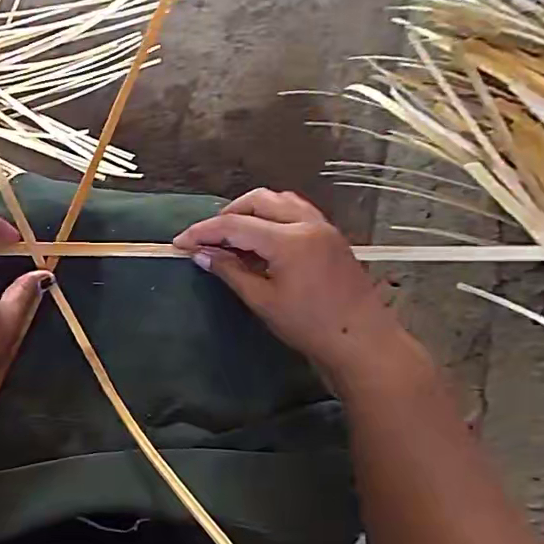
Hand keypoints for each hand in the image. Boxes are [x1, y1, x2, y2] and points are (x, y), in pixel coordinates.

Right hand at [172, 188, 396, 368]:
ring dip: (251, 211)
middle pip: (257, 201)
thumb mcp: (263, 301)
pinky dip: (272, 216)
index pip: (235, 225)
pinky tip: (262, 237)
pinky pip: (296, 211)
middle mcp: (307, 224)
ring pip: (279, 201)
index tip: (181, 243)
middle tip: (208, 237)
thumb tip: (201, 254)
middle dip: (227, 215)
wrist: (362, 342)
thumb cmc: (309, 326)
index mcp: (289, 240)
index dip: (203, 232)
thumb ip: (231, 271)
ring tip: (233, 234)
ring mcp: (322, 227)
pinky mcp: (330, 236)